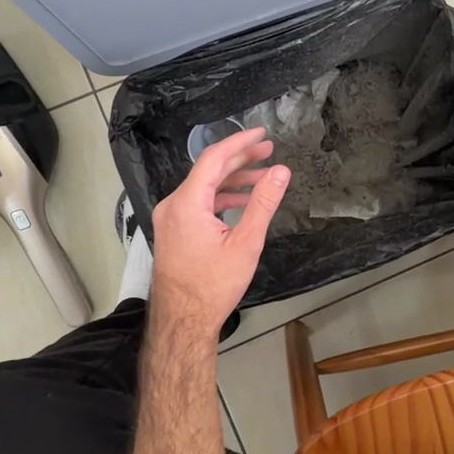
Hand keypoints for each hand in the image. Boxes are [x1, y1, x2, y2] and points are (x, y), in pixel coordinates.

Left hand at [148, 126, 289, 338]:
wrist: (183, 320)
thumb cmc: (213, 286)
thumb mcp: (246, 243)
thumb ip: (263, 203)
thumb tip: (281, 172)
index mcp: (187, 203)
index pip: (213, 159)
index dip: (239, 143)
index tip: (262, 133)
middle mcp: (173, 205)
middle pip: (208, 170)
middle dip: (240, 159)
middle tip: (269, 149)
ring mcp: (171, 218)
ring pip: (204, 187)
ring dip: (234, 179)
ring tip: (265, 176)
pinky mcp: (174, 230)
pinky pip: (199, 202)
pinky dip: (222, 197)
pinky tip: (244, 201)